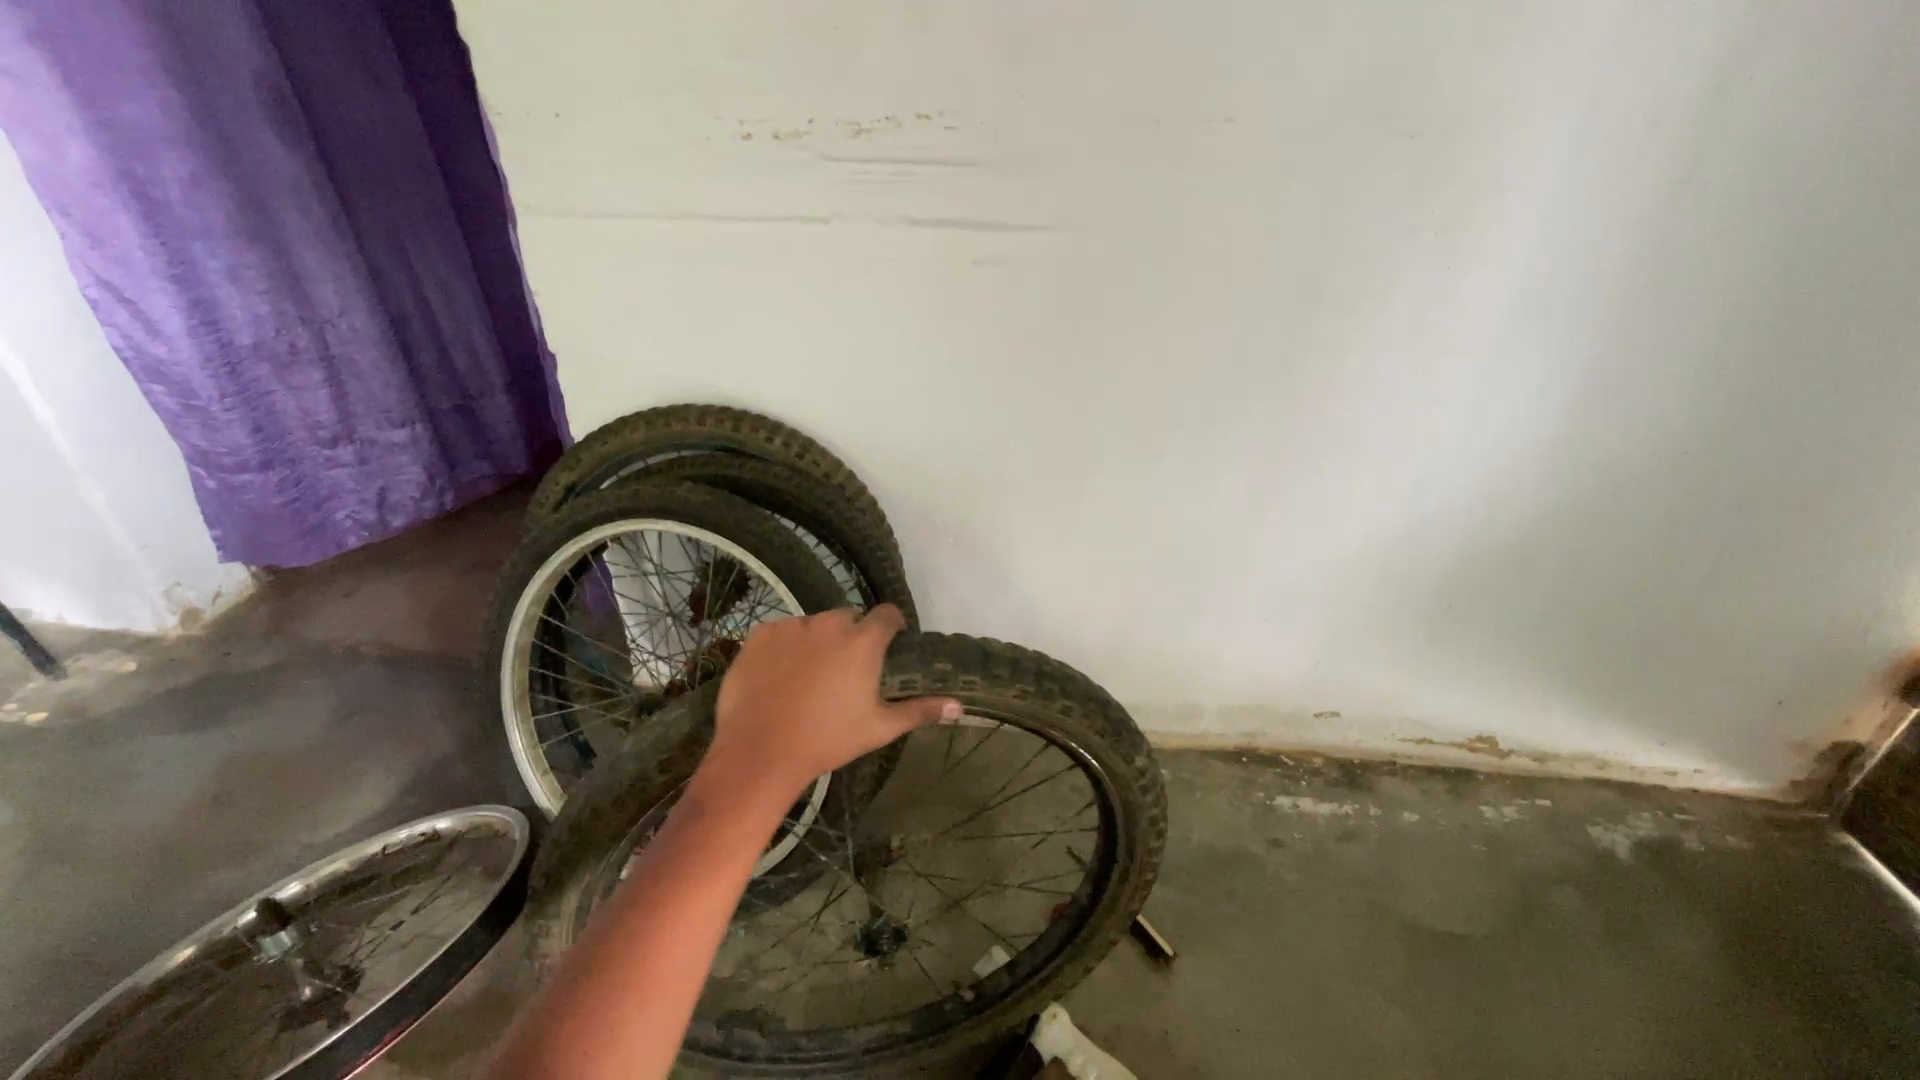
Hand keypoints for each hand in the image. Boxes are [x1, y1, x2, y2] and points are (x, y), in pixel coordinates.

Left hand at [701, 605, 958, 807]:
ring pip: (814, 625)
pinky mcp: (760, 634)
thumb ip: (921, 711)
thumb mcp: (880, 728)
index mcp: (863, 641)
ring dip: (818, 641)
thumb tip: (959, 707)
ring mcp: (792, 626)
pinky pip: (781, 632)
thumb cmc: (828, 739)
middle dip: (852, 636)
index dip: (891, 627)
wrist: (761, 751)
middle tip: (846, 671)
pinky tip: (780, 676)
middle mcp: (829, 623)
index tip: (889, 646)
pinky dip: (785, 647)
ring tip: (810, 676)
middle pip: (849, 618)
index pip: (888, 614)